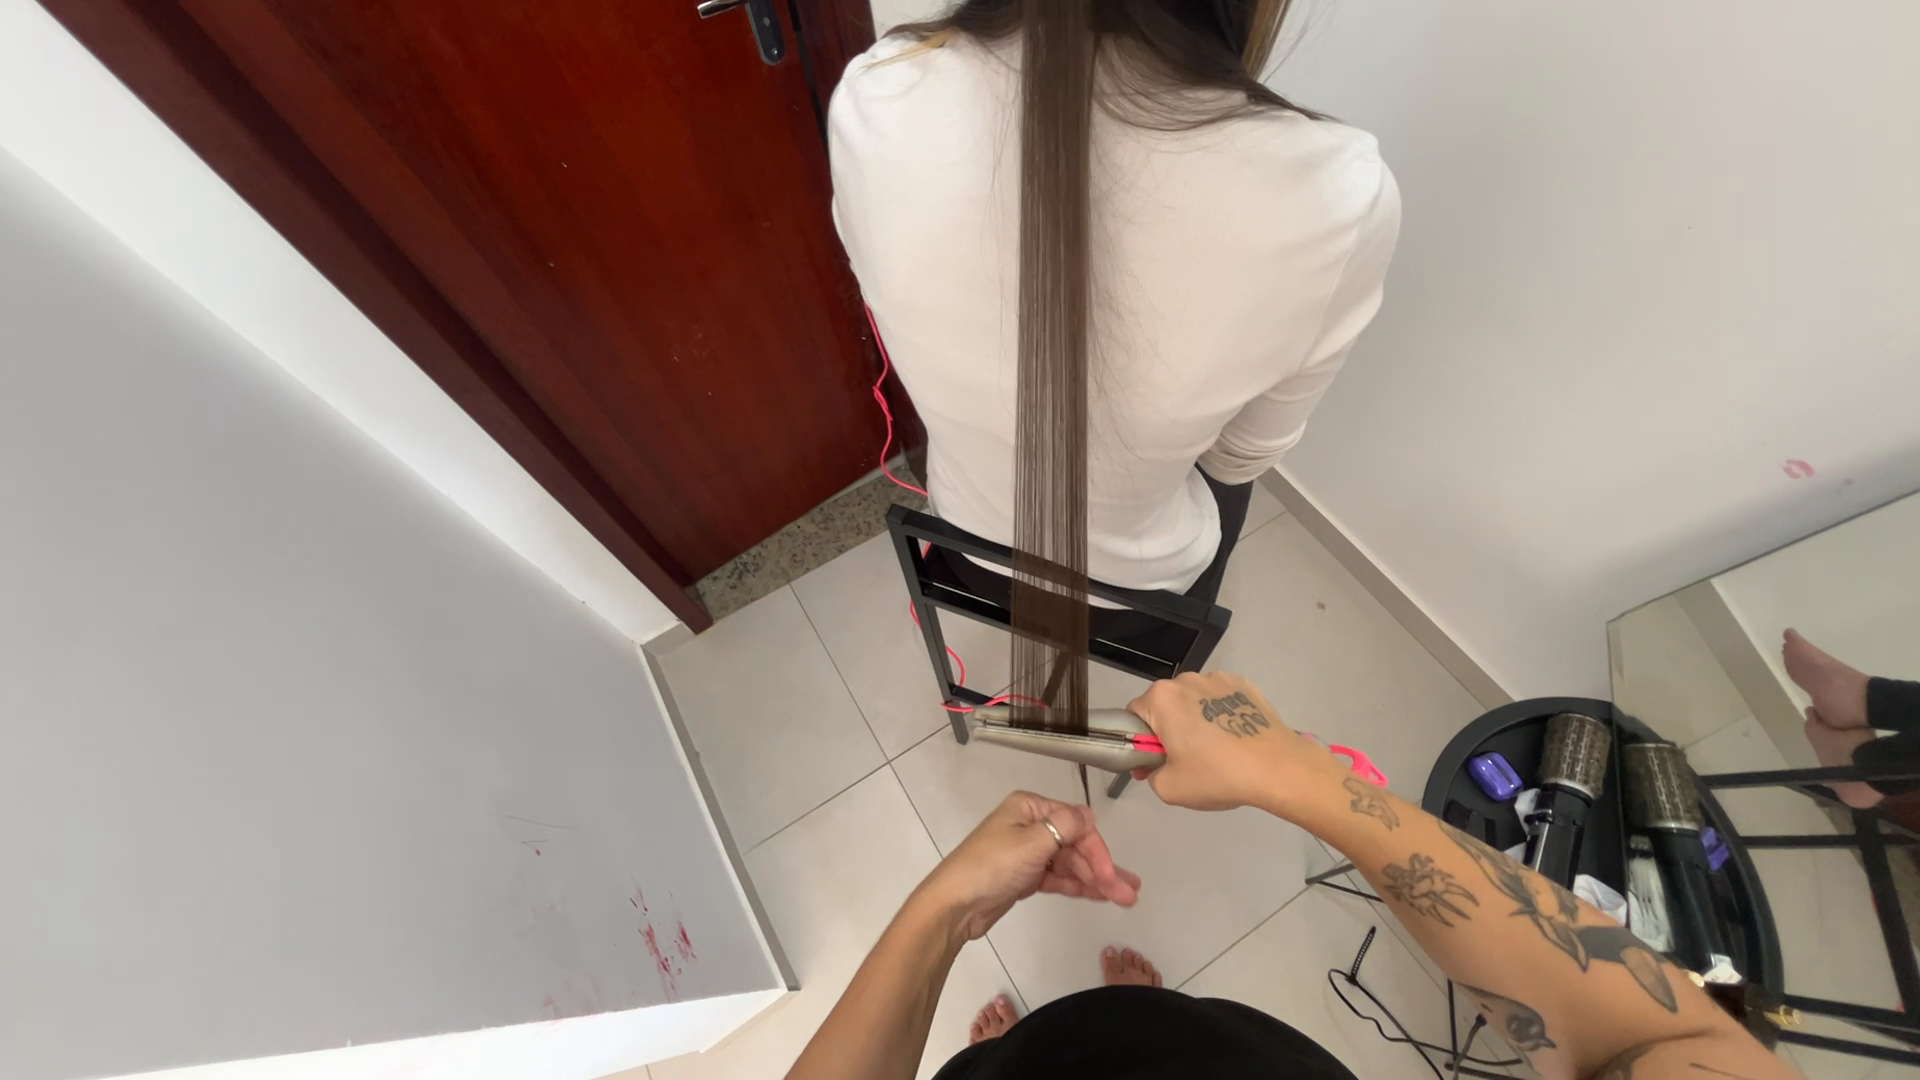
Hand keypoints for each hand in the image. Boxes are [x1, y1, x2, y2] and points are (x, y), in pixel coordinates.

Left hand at [914, 791, 1139, 940]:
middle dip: (1101, 867)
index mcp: (1029, 808)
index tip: (1112, 877)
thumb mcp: (1032, 842)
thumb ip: (1065, 827)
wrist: (955, 904)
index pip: (1075, 823)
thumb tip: (1090, 814)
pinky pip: (1058, 876)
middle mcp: (1030, 825)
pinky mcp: (1024, 876)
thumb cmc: (992, 865)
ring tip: (1123, 899)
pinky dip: (1077, 885)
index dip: (1097, 849)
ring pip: (1069, 862)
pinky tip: (1098, 895)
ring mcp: (1027, 851)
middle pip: (1074, 843)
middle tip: (1129, 894)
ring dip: (1094, 879)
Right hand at [1127, 672, 1345, 813]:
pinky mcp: (1244, 685)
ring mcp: (1218, 679)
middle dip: (1169, 729)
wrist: (1279, 769)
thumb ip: (1150, 775)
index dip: (1141, 741)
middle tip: (1187, 760)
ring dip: (1196, 720)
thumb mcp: (1170, 789)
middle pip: (1165, 706)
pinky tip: (1236, 738)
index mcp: (1162, 698)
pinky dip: (1222, 715)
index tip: (1157, 761)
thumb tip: (1154, 765)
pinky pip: (1221, 699)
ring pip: (1194, 701)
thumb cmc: (1218, 775)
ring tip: (1218, 750)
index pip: (1134, 715)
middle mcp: (1186, 680)